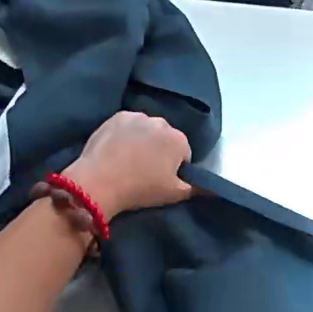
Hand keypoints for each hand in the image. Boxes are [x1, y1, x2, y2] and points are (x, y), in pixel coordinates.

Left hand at [63, 112, 192, 217]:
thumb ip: (197, 188)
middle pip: (165, 138)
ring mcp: (137, 117)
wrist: (100, 181)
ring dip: (143, 140)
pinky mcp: (117, 117)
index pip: (184, 154)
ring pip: (147, 129)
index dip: (175, 168)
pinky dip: (126, 134)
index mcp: (179, 139)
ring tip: (129, 160)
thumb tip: (212, 187)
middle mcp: (161, 122)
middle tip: (145, 171)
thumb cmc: (141, 188)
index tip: (162, 180)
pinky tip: (117, 149)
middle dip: (160, 151)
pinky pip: (128, 125)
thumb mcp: (174, 194)